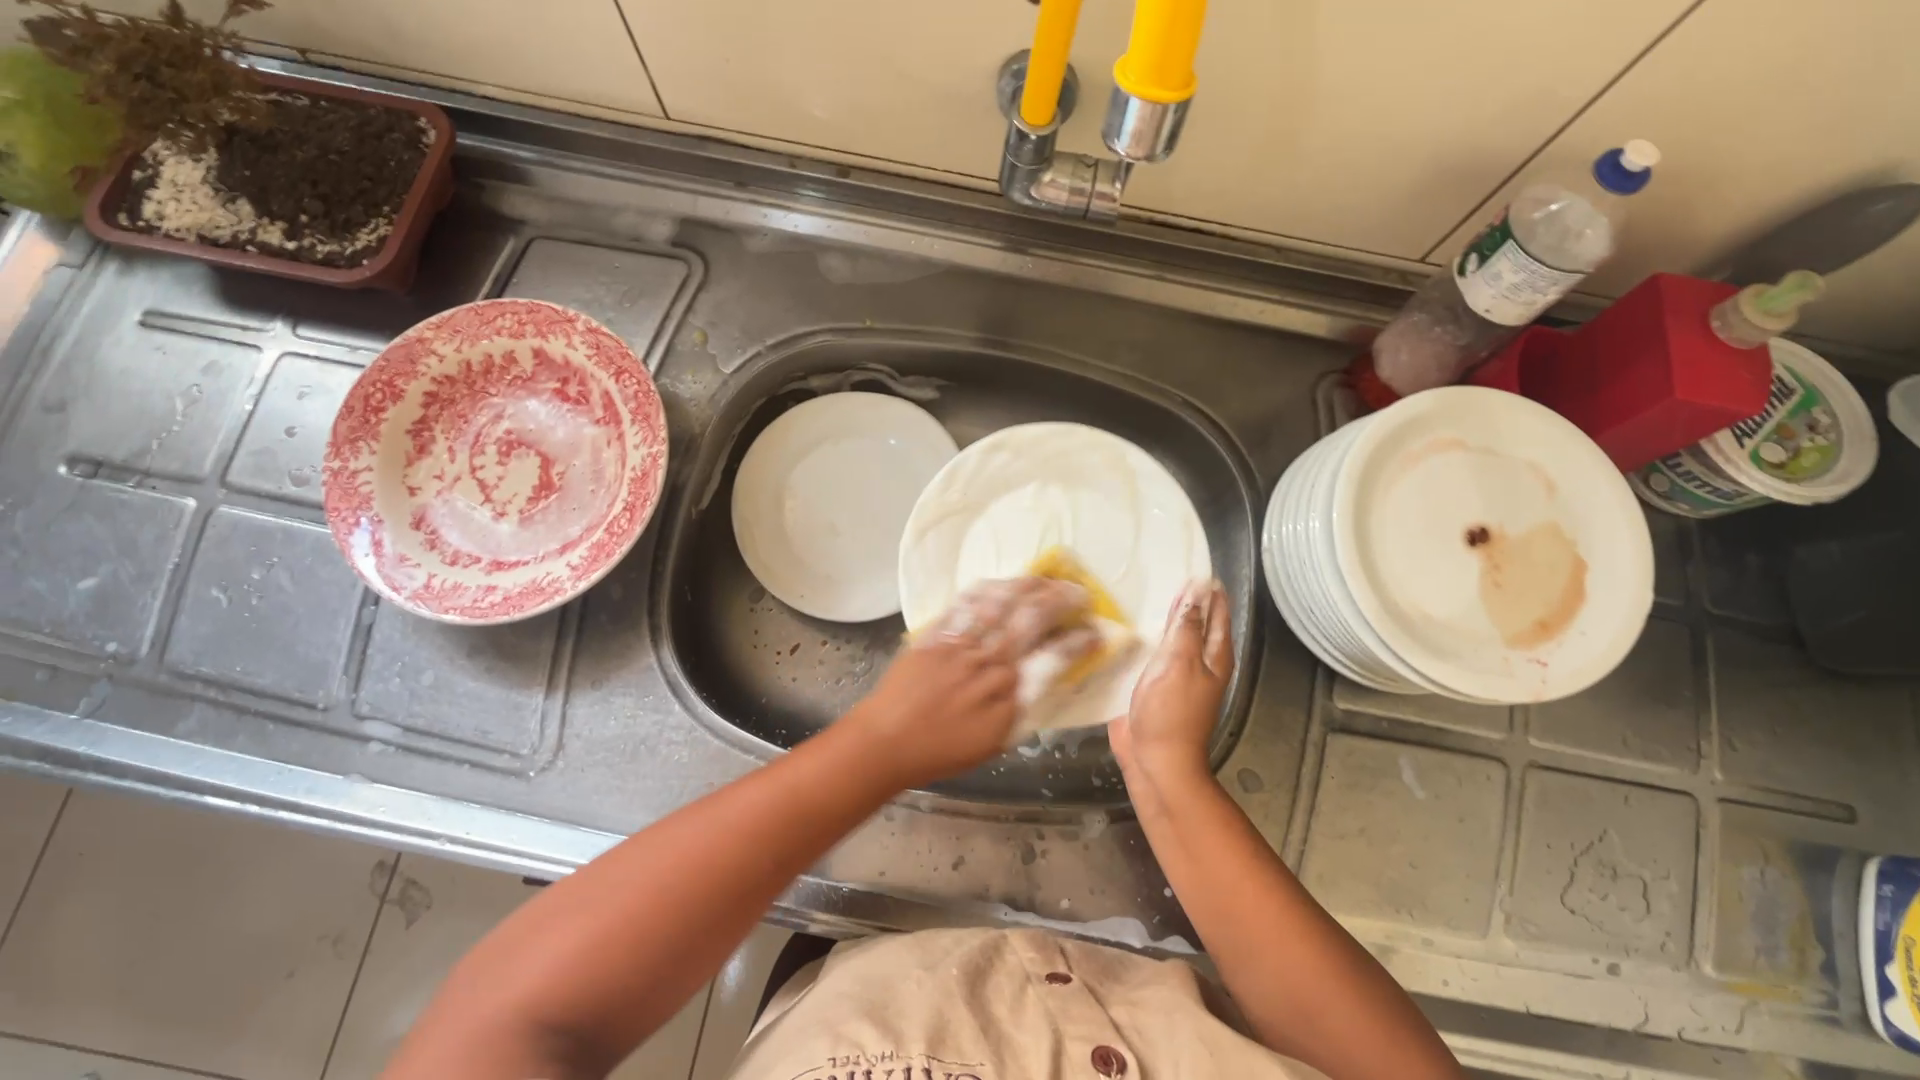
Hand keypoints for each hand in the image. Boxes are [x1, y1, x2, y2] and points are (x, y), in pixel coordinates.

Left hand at [842, 577, 1096, 788]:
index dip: (1080, 641)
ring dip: (1029, 586)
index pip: (1056, 658)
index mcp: (1009, 695)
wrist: (886, 741)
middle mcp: (990, 663)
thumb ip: (1024, 709)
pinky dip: (987, 589)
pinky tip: (1001, 583)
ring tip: (1047, 578)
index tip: (1095, 631)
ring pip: (1001, 604)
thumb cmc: (941, 751)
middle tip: (1078, 594)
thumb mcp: (995, 741)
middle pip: (1032, 620)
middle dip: (1061, 601)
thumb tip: (1047, 682)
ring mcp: (961, 644)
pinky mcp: (935, 633)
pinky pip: (965, 604)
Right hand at [1110, 579, 1232, 787]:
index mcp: (1214, 655)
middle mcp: (1200, 662)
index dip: (1208, 591)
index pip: (1216, 613)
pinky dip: (1146, 639)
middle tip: (1173, 574)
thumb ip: (1186, 626)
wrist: (1155, 759)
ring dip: (1165, 619)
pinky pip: (1153, 655)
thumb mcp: (1180, 662)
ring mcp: (1177, 675)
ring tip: (1150, 595)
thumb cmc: (1171, 711)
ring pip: (1174, 638)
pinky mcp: (1154, 686)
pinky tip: (1130, 630)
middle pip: (1197, 624)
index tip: (1197, 567)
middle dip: (1188, 601)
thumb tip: (1198, 591)